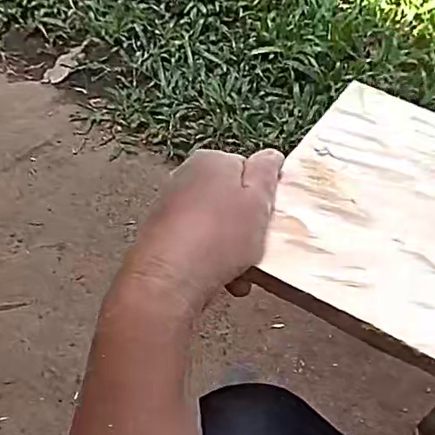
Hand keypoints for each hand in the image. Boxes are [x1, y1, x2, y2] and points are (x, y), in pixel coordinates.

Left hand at [114, 148, 284, 318]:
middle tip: (259, 246)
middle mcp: (187, 176)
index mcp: (212, 161)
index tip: (271, 217)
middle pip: (234, 199)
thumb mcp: (258, 202)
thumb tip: (271, 156)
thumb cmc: (219, 238)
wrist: (170, 278)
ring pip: (219, 224)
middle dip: (249, 224)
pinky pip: (201, 242)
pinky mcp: (163, 233)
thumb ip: (267, 174)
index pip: (250, 171)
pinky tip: (225, 278)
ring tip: (243, 270)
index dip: (265, 196)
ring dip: (236, 247)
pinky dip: (215, 258)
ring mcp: (172, 204)